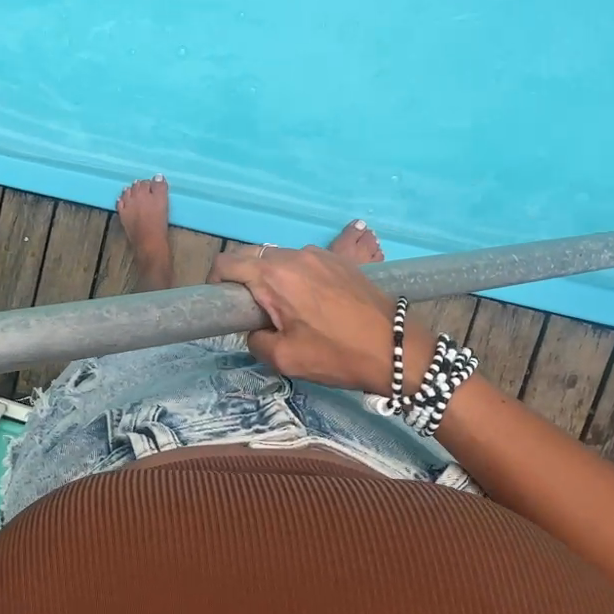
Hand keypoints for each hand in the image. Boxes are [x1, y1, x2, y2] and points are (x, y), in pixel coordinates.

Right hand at [210, 245, 398, 392]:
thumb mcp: (285, 359)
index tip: (222, 304)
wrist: (398, 350)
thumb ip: (254, 339)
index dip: (215, 282)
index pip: (226, 262)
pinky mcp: (339, 259)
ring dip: (269, 277)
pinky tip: (310, 302)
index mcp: (274, 276)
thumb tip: (255, 328)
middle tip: (251, 310)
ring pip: (277, 258)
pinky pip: (302, 262)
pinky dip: (294, 276)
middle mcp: (293, 256)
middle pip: (250, 256)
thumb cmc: (338, 354)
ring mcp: (318, 254)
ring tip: (284, 308)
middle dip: (241, 279)